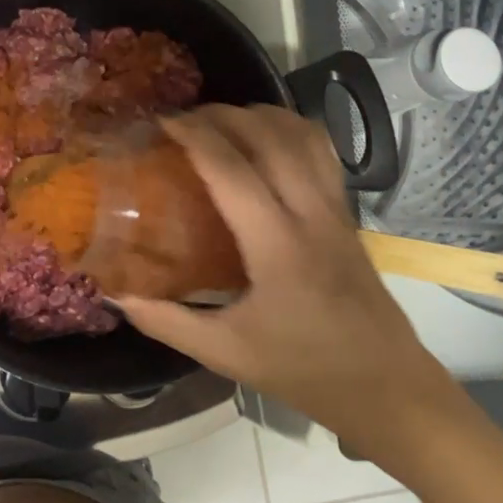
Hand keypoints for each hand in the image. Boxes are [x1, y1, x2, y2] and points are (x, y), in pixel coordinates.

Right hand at [113, 105, 457, 447]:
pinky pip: (321, 152)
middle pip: (269, 136)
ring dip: (259, 115)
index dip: (195, 136)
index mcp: (278, 246)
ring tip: (221, 122)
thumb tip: (115, 294)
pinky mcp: (347, 215)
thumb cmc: (304, 370)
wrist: (387, 387)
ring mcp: (336, 210)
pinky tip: (264, 141)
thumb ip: (166, 321)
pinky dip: (289, 130)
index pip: (232, 169)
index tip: (161, 123)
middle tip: (183, 120)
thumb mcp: (224, 353)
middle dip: (223, 115)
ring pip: (303, 135)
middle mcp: (311, 215)